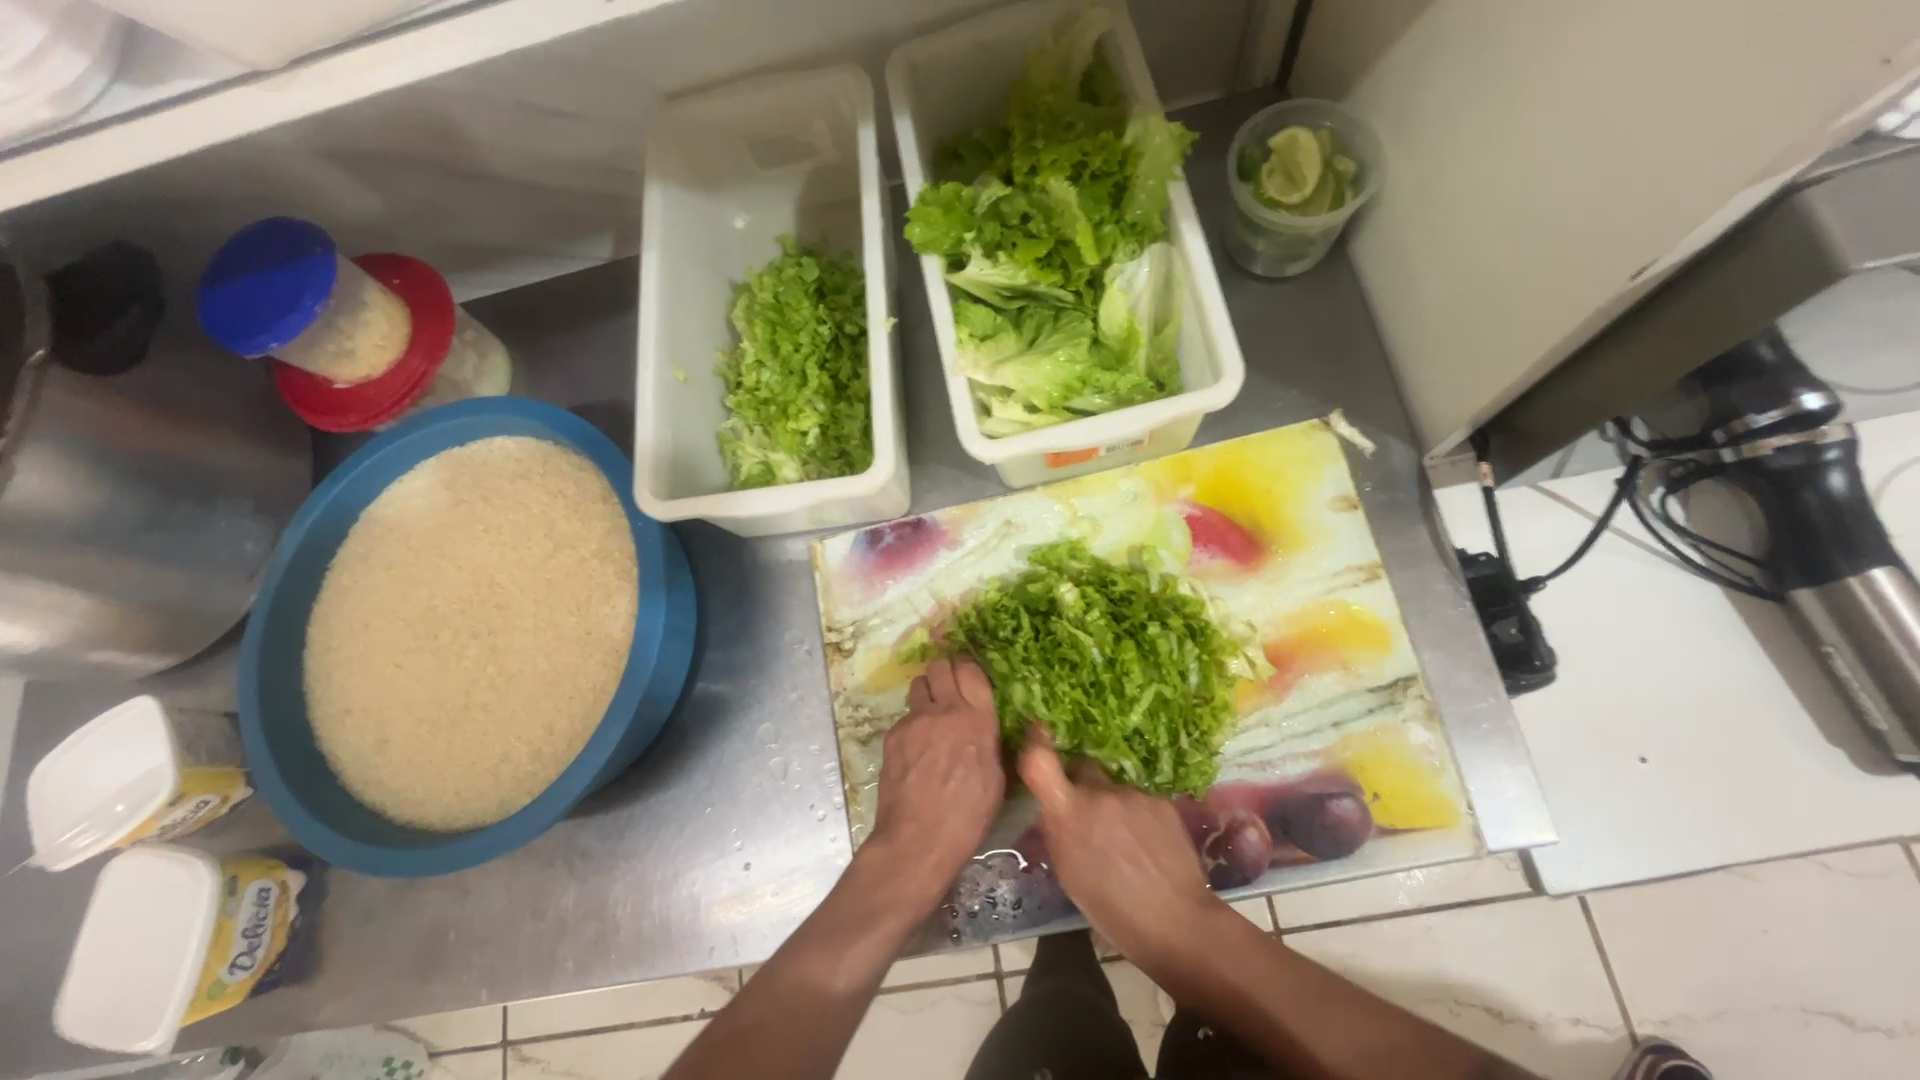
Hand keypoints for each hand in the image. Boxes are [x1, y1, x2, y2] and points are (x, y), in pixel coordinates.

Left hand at [863, 657, 1005, 907]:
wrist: (919, 838)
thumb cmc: (968, 815)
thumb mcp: (997, 778)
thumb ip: (993, 742)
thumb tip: (991, 727)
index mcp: (978, 720)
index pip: (970, 669)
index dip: (968, 667)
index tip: (968, 674)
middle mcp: (945, 711)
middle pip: (939, 665)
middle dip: (944, 670)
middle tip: (948, 687)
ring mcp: (915, 721)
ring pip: (918, 685)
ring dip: (926, 692)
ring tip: (931, 715)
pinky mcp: (893, 735)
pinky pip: (904, 716)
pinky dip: (912, 724)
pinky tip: (915, 750)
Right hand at [1018, 730, 1223, 964]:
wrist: (1173, 921)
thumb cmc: (1109, 909)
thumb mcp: (1067, 872)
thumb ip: (1057, 831)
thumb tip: (1053, 811)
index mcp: (1068, 814)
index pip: (1040, 761)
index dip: (1035, 743)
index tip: (1036, 731)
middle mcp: (1099, 794)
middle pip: (1082, 768)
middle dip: (1080, 783)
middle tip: (1088, 814)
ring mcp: (1134, 794)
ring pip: (1114, 788)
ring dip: (1113, 805)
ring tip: (1126, 843)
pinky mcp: (1161, 801)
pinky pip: (1140, 800)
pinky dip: (1139, 816)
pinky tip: (1148, 846)